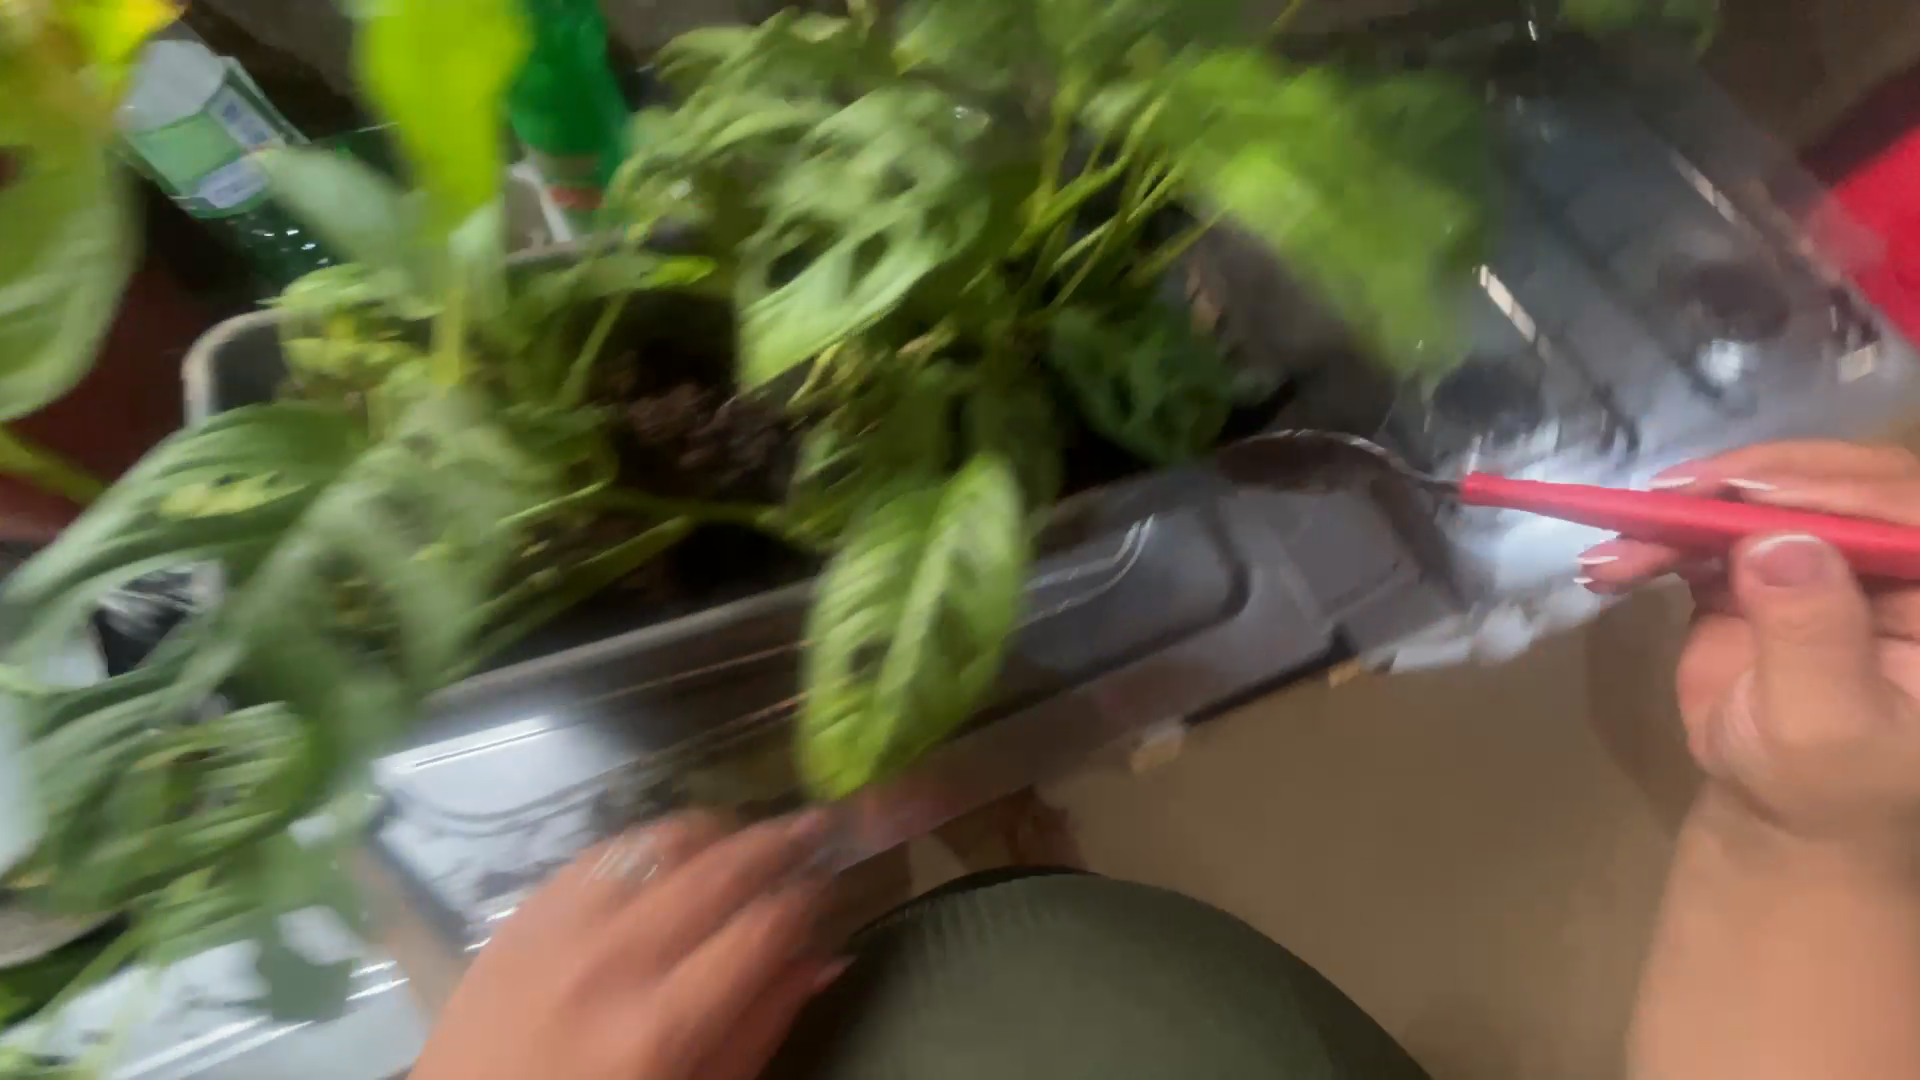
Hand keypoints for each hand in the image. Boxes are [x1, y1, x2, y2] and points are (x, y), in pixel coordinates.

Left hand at [413, 811, 846, 1079]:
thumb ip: (762, 1024)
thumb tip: (826, 952)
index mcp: (658, 1030)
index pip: (764, 927)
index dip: (810, 895)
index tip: (830, 883)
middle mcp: (614, 962)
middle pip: (724, 869)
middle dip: (783, 839)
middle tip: (817, 825)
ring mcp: (564, 925)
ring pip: (669, 839)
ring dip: (724, 827)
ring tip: (751, 833)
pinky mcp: (529, 906)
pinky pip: (612, 846)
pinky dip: (660, 837)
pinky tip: (681, 848)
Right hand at [1580, 440, 1919, 867]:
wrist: (1780, 808)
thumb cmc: (1825, 782)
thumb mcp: (1823, 719)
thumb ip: (1810, 633)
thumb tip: (1780, 542)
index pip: (1901, 512)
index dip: (1823, 486)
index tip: (1732, 487)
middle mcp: (1890, 568)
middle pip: (1825, 491)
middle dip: (1736, 488)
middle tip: (1657, 498)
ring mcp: (1820, 569)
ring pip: (1750, 510)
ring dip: (1670, 525)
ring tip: (1607, 560)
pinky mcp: (1756, 576)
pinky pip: (1702, 540)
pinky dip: (1649, 547)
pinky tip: (1607, 569)